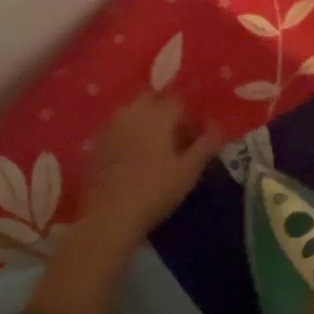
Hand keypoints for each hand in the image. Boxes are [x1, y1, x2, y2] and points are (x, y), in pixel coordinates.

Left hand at [26, 96, 221, 313]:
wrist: (110, 213)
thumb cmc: (155, 191)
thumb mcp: (189, 171)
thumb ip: (206, 145)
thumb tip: (218, 126)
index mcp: (158, 114)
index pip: (179, 101)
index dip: (189, 117)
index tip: (194, 138)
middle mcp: (132, 111)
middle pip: (152, 99)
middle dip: (164, 112)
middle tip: (173, 140)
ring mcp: (111, 124)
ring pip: (131, 111)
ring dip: (144, 121)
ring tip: (152, 149)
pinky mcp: (95, 141)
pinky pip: (116, 127)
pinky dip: (126, 135)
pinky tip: (129, 158)